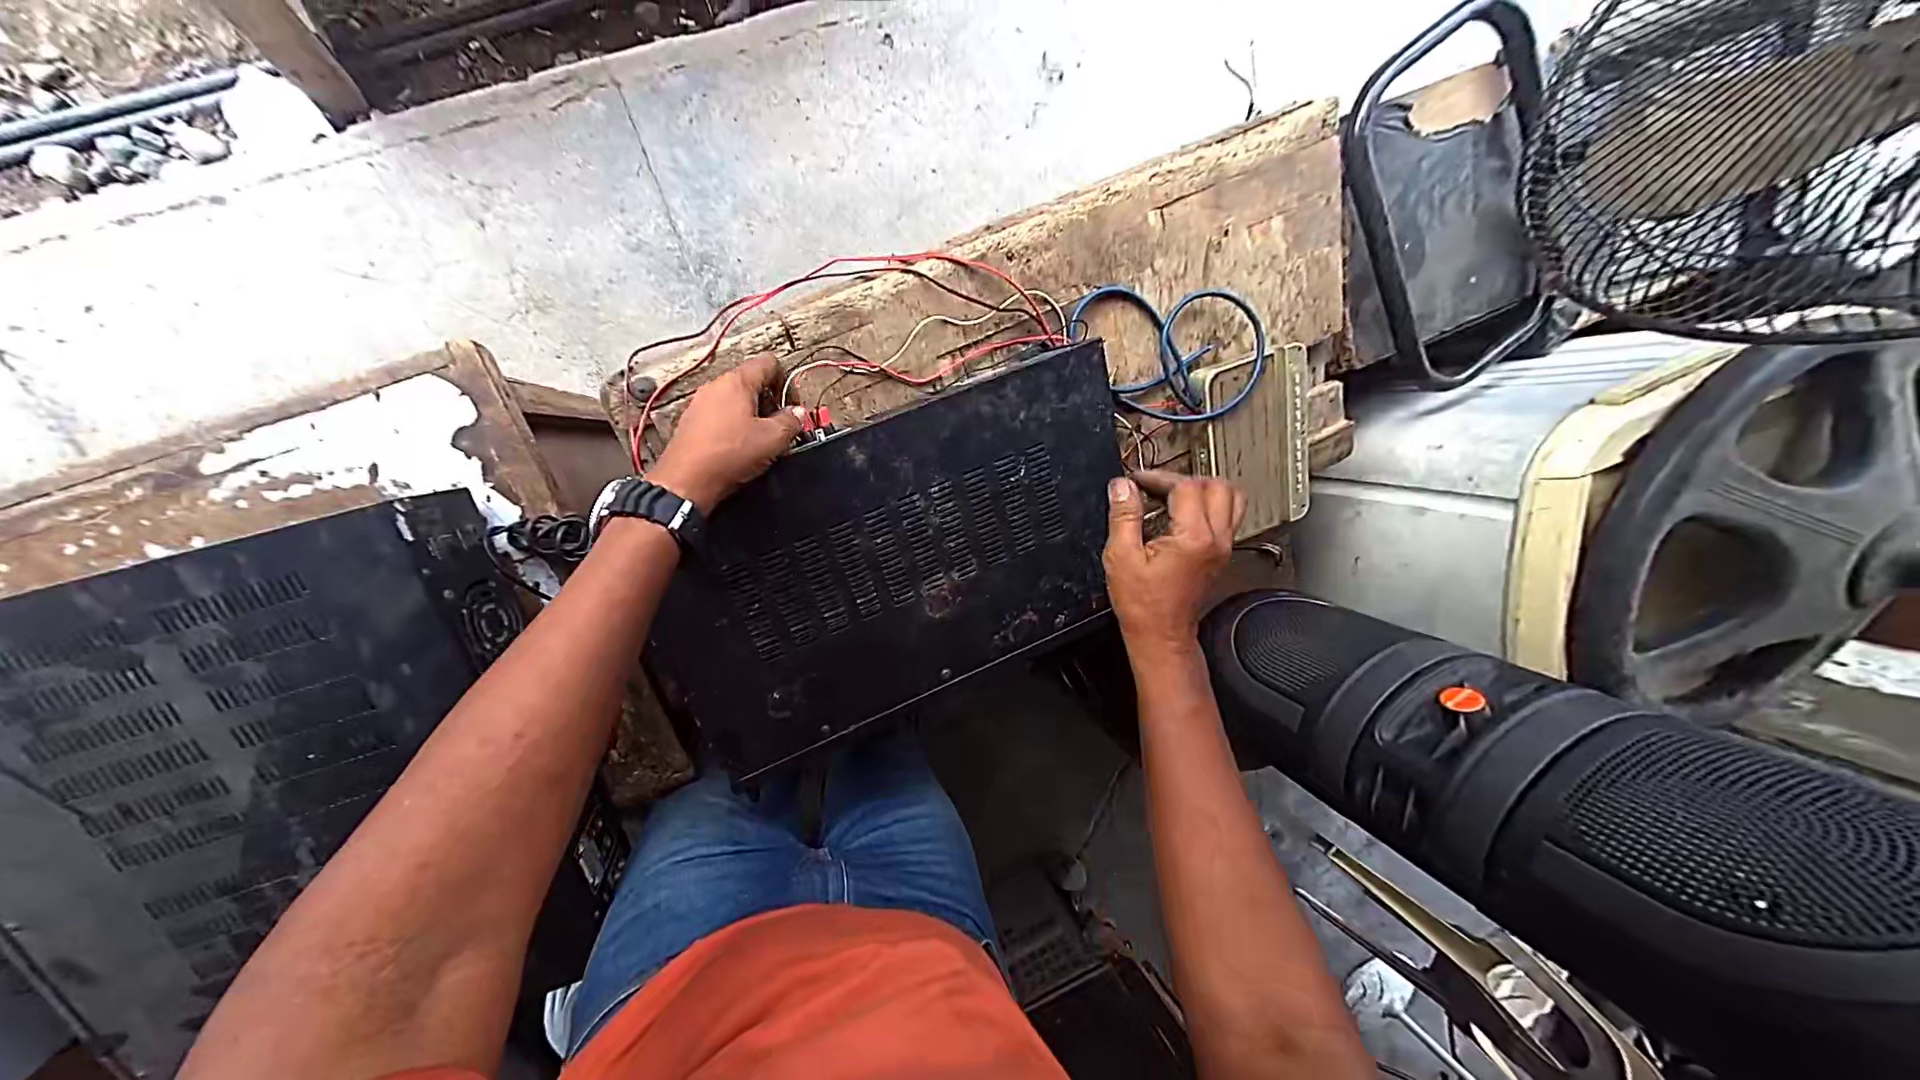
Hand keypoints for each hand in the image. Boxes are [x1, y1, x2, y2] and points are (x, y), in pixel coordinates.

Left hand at [648, 355, 805, 511]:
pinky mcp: (692, 422)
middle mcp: (716, 387)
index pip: (768, 363)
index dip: (786, 381)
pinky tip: (740, 447)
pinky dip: (735, 426)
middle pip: (752, 382)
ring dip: (753, 415)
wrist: (688, 480)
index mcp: (737, 382)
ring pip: (736, 400)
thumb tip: (797, 414)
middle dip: (771, 401)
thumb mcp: (773, 439)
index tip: (792, 404)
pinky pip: (720, 415)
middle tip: (780, 425)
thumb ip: (791, 421)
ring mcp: (701, 404)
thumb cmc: (728, 455)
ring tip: (761, 439)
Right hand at [1103, 470, 1245, 654]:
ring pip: (1230, 498)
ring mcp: (1222, 547)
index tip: (1137, 482)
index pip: (1185, 486)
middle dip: (1183, 478)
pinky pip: (1227, 516)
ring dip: (1203, 488)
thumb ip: (1123, 516)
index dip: (1158, 477)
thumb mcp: (1121, 556)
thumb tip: (1122, 487)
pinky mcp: (1221, 554)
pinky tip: (1183, 514)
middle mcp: (1215, 540)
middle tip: (1157, 486)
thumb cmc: (1143, 605)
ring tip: (1175, 494)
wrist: (1161, 634)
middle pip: (1215, 485)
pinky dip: (1208, 506)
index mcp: (1193, 538)